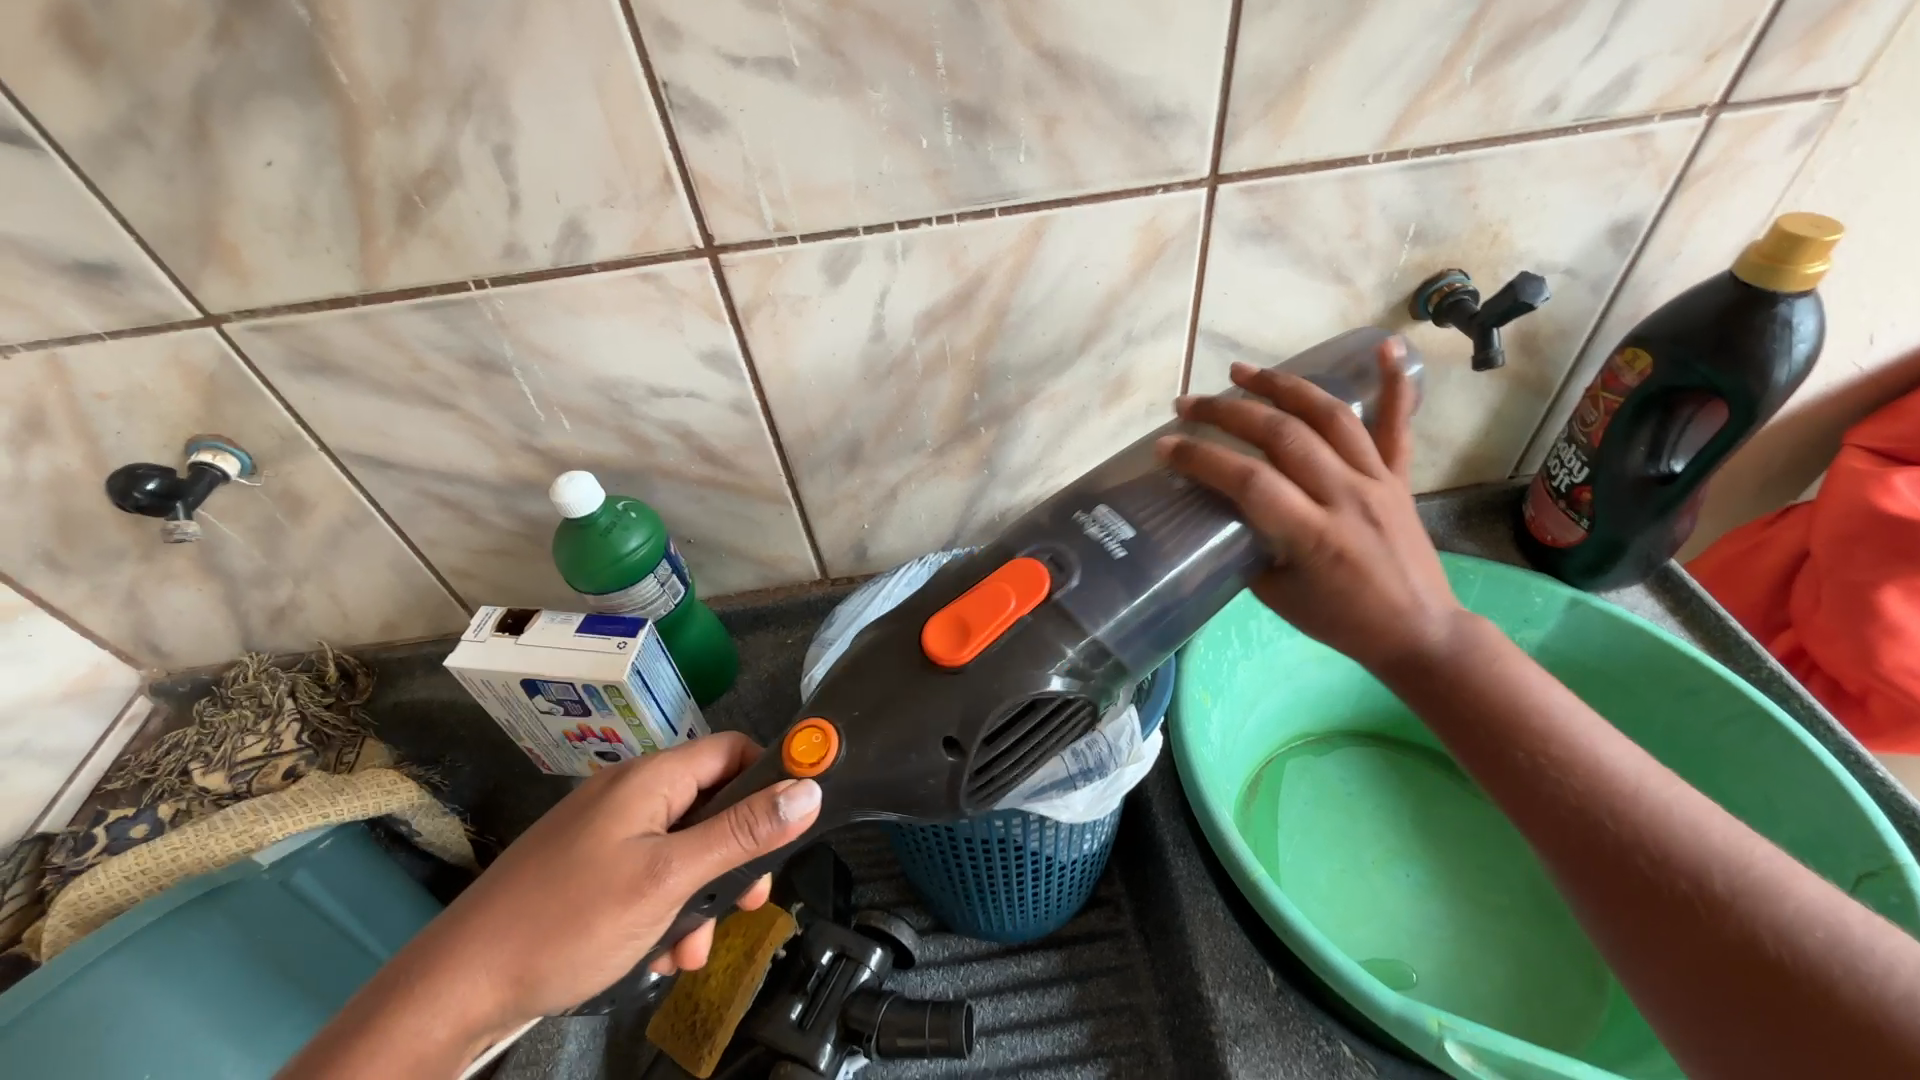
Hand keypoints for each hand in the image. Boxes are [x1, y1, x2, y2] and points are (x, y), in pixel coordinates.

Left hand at [281, 733, 820, 1077]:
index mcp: (652, 778)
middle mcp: (631, 794)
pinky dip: (664, 909)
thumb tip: (811, 787)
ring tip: (687, 951)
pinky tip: (655, 956)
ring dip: (699, 898)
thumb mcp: (670, 879)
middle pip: (713, 805)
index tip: (790, 831)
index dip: (771, 780)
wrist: (458, 986)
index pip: (734, 751)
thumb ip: (743, 832)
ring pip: (683, 850)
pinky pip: (649, 874)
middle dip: (735, 858)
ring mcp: (606, 832)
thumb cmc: (571, 921)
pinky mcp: (588, 869)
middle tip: (743, 906)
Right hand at [1156, 336, 1464, 673]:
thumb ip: (1249, 547)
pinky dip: (1394, 383)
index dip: (1201, 458)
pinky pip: (1397, 425)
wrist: (1418, 633)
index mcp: (1312, 535)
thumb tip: (1220, 510)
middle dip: (1228, 413)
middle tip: (1188, 405)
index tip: (1165, 446)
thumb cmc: (1341, 623)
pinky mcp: (1399, 478)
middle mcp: (1345, 497)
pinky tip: (1385, 346)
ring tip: (1242, 372)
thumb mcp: (1277, 595)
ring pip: (1329, 417)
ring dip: (1282, 386)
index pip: (1248, 480)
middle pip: (1282, 436)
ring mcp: (1377, 481)